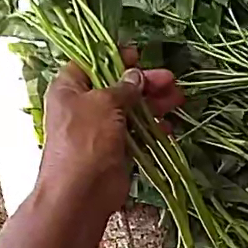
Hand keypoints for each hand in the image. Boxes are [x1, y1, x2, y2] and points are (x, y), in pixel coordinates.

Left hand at [38, 47, 182, 211]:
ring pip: (131, 110)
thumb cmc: (85, 141)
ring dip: (154, 104)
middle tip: (170, 79)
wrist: (81, 193)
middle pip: (117, 87)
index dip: (115, 57)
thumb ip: (123, 87)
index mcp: (69, 88)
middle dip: (144, 83)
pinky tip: (169, 126)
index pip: (92, 63)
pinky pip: (137, 134)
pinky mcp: (116, 150)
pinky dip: (152, 129)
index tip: (139, 54)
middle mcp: (84, 107)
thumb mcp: (104, 103)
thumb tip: (136, 75)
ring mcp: (101, 130)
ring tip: (178, 98)